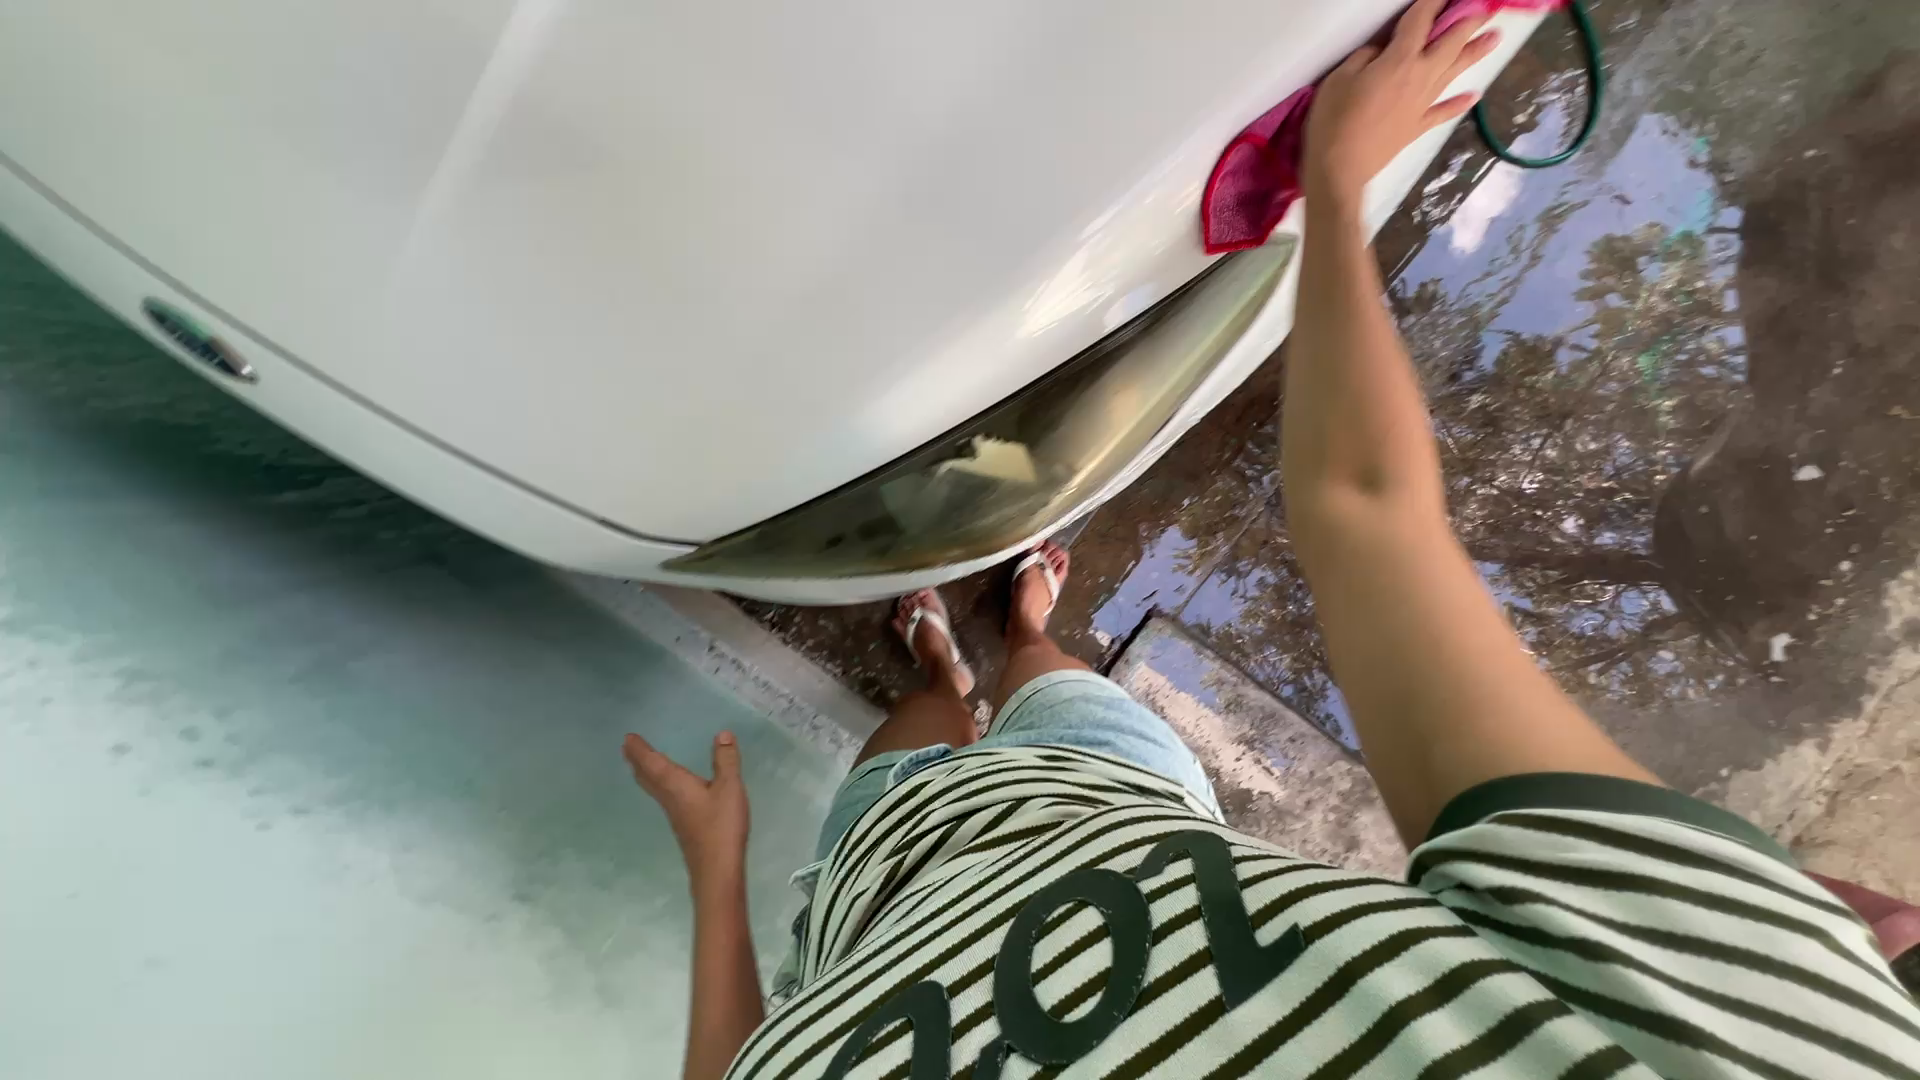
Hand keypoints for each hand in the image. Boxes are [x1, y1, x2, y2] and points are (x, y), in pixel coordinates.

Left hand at [624, 732, 750, 891]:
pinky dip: (658, 784)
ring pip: (653, 789)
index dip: (640, 750)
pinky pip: (663, 796)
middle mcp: (670, 798)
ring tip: (640, 764)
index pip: (653, 763)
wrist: (716, 869)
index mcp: (676, 785)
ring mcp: (675, 814)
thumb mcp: (729, 788)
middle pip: (647, 777)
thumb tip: (722, 734)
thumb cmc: (721, 825)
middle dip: (637, 761)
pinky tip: (668, 788)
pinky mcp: (682, 824)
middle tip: (626, 748)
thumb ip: (726, 760)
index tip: (627, 738)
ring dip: (645, 773)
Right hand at [1303, 0, 1502, 205]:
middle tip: (1485, 7)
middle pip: (1451, 41)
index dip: (1433, 0)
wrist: (1339, 171)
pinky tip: (1474, 96)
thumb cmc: (1332, 122)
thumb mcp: (1338, 79)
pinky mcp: (1416, 127)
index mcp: (1400, 59)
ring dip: (1476, 52)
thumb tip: (1380, 51)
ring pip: (1454, 70)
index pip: (1421, 19)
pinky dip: (1459, 104)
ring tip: (1496, 36)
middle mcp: (1420, 76)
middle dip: (1468, 20)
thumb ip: (1363, 58)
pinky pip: (1442, 112)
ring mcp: (1421, 103)